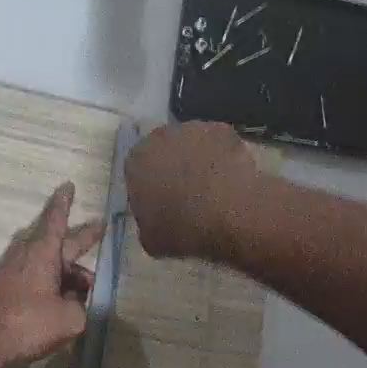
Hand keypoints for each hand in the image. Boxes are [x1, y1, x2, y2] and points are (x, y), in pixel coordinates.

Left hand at [0, 183, 104, 367]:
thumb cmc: (28, 323)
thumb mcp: (70, 318)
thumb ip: (81, 306)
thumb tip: (76, 304)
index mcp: (44, 252)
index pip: (58, 220)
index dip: (65, 203)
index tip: (68, 185)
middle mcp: (26, 255)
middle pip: (59, 243)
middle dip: (80, 239)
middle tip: (98, 229)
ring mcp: (13, 271)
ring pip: (49, 263)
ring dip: (69, 271)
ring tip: (88, 290)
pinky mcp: (5, 289)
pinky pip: (37, 277)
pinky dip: (54, 283)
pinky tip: (63, 302)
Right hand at [125, 122, 259, 259]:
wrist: (231, 215)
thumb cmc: (184, 230)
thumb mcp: (150, 239)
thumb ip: (145, 220)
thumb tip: (154, 217)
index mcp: (135, 162)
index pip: (136, 169)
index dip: (149, 185)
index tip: (161, 201)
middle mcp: (159, 137)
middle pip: (162, 150)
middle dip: (171, 165)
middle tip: (186, 190)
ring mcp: (192, 129)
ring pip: (190, 142)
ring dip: (196, 157)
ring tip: (211, 184)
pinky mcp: (223, 129)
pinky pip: (217, 142)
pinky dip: (221, 154)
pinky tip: (229, 176)